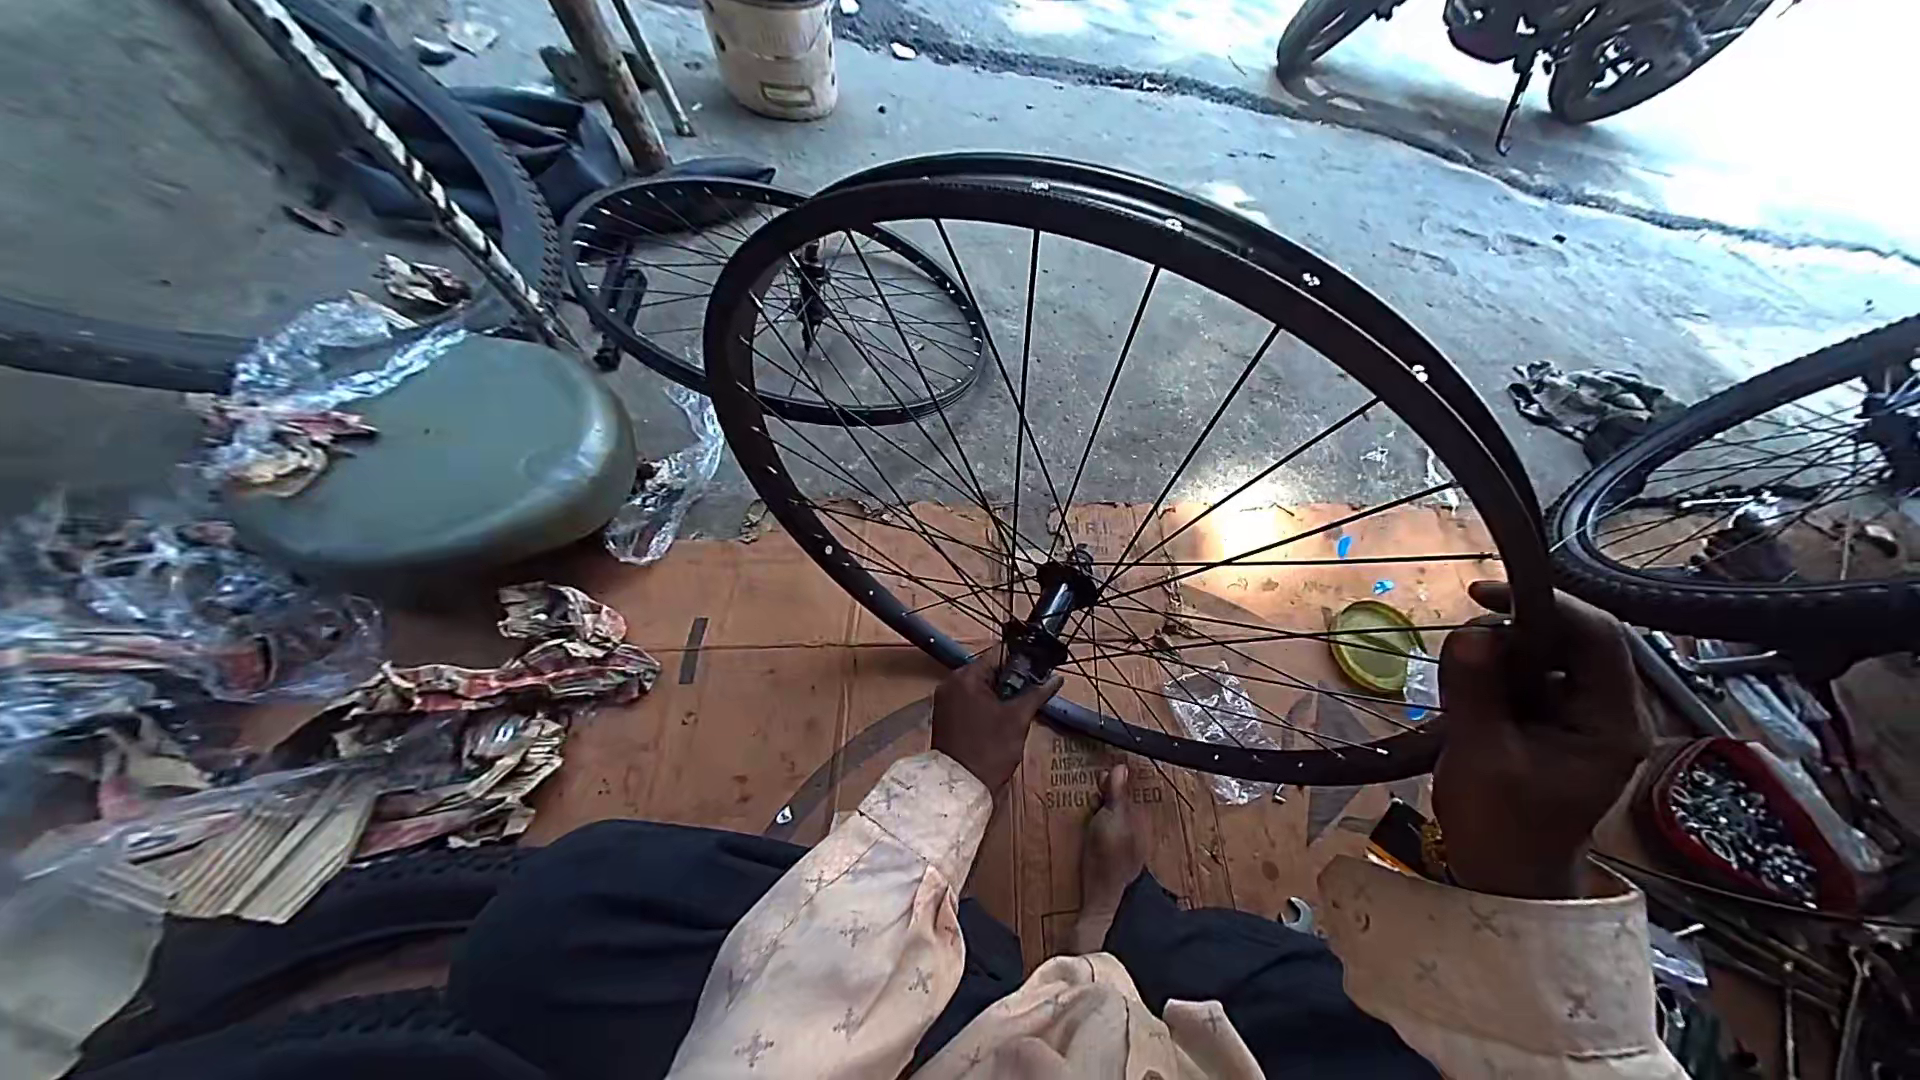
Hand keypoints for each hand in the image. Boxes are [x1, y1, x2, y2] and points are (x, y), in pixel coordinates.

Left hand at [930, 654, 1061, 790]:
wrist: (961, 786)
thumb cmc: (991, 750)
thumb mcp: (1018, 719)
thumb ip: (1036, 693)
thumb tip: (1057, 679)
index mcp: (965, 677)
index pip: (997, 654)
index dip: (1021, 659)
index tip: (1039, 667)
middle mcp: (950, 682)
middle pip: (987, 669)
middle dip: (1011, 678)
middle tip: (1033, 689)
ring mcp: (944, 698)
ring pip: (979, 684)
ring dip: (999, 691)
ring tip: (1020, 705)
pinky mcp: (944, 714)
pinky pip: (969, 698)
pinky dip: (986, 702)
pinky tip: (1002, 715)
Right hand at [1432, 581, 1650, 898]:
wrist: (1502, 868)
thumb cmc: (1502, 822)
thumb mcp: (1483, 754)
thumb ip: (1476, 690)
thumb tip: (1471, 631)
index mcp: (1611, 720)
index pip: (1597, 638)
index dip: (1543, 605)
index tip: (1480, 595)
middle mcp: (1602, 709)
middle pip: (1562, 642)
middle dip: (1505, 638)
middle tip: (1459, 658)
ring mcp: (1572, 714)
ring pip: (1532, 656)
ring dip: (1489, 659)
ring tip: (1459, 696)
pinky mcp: (1542, 719)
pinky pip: (1515, 676)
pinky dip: (1483, 675)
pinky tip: (1462, 701)